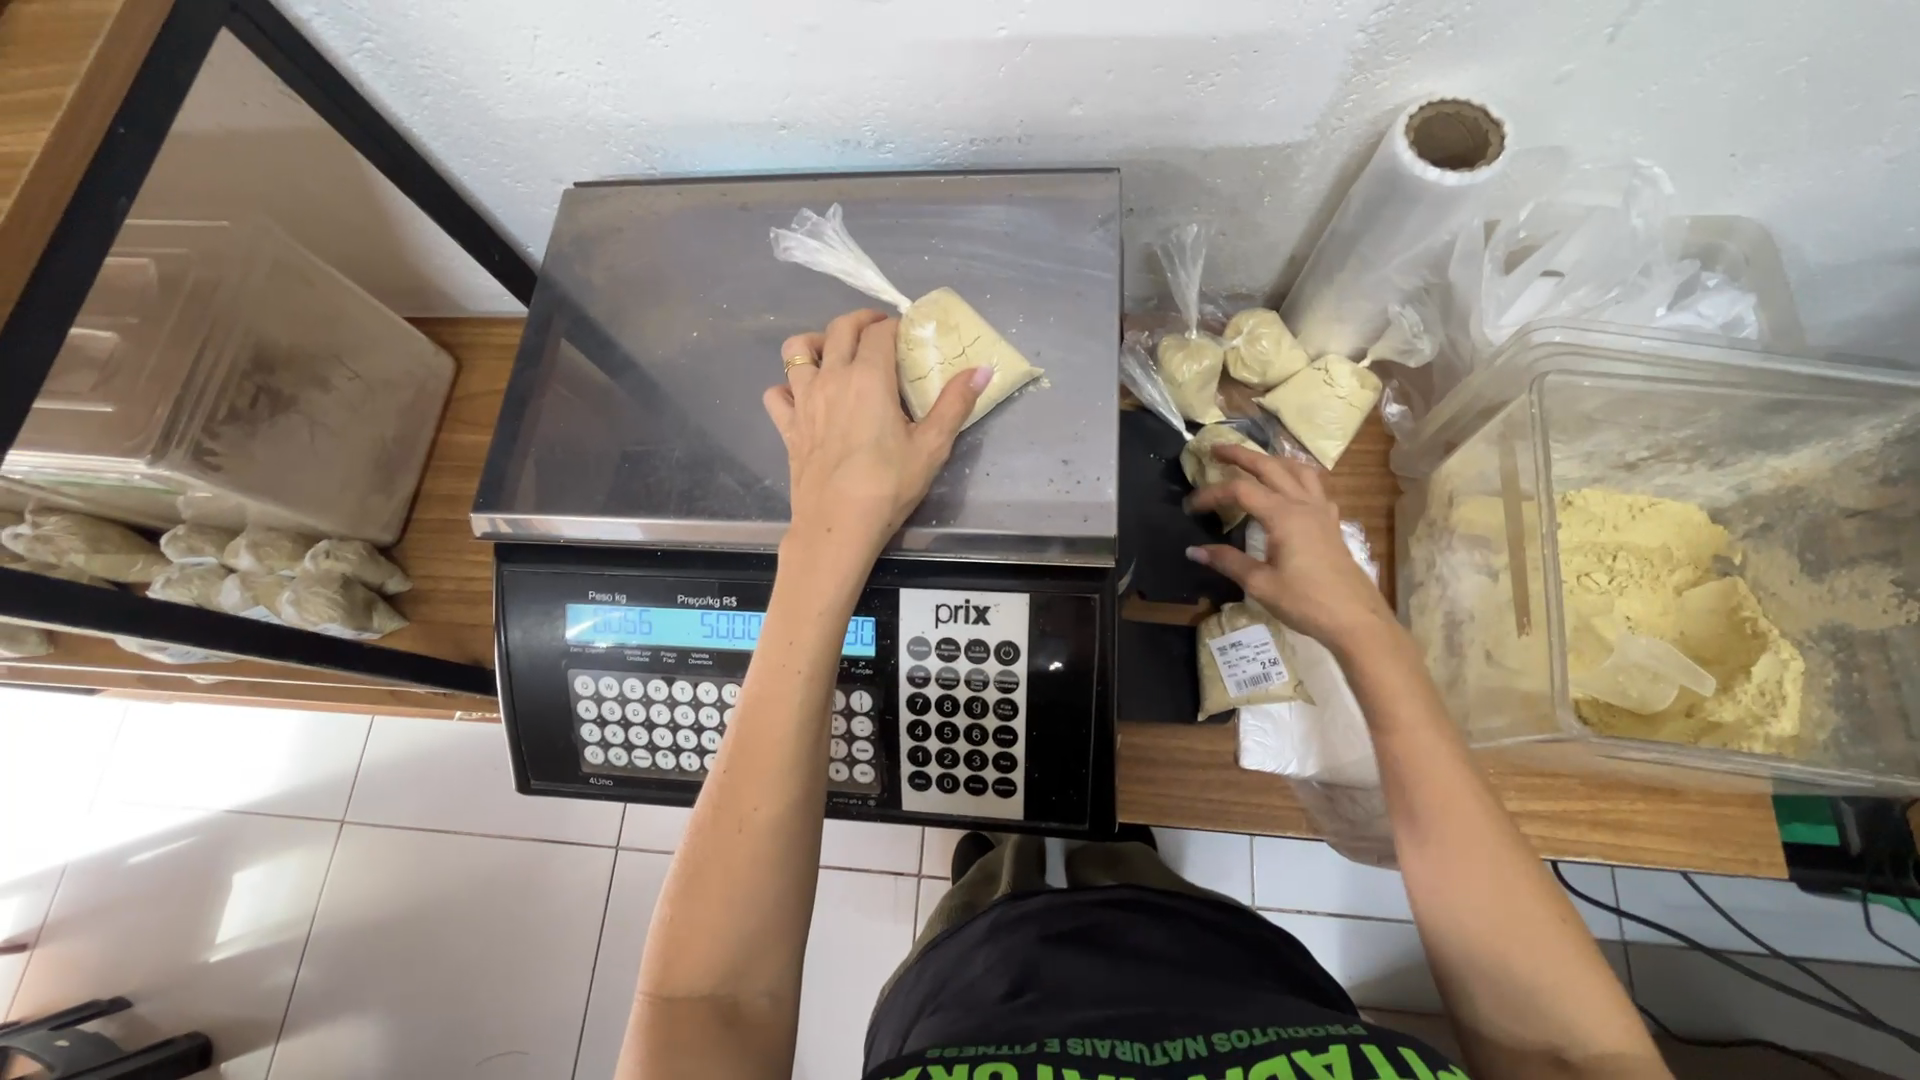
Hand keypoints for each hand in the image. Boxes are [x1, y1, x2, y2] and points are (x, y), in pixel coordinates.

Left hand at [764, 310, 989, 569]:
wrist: (838, 525)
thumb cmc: (888, 485)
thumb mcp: (932, 446)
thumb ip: (955, 403)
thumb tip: (982, 369)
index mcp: (869, 377)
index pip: (880, 331)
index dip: (895, 325)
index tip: (907, 333)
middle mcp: (832, 378)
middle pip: (839, 329)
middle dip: (860, 321)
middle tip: (879, 331)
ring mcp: (804, 401)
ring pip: (797, 350)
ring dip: (816, 342)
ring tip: (834, 353)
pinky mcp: (788, 427)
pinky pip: (777, 393)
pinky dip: (788, 387)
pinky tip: (804, 397)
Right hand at [1185, 445, 1394, 650]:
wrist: (1355, 618)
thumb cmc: (1305, 602)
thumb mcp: (1260, 584)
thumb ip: (1227, 562)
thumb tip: (1193, 550)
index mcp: (1283, 516)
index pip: (1240, 491)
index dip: (1211, 493)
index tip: (1190, 506)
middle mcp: (1303, 504)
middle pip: (1269, 467)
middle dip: (1241, 455)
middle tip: (1215, 448)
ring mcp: (1322, 511)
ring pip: (1297, 470)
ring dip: (1272, 460)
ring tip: (1254, 461)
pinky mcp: (1331, 522)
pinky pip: (1314, 486)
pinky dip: (1296, 476)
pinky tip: (1290, 488)